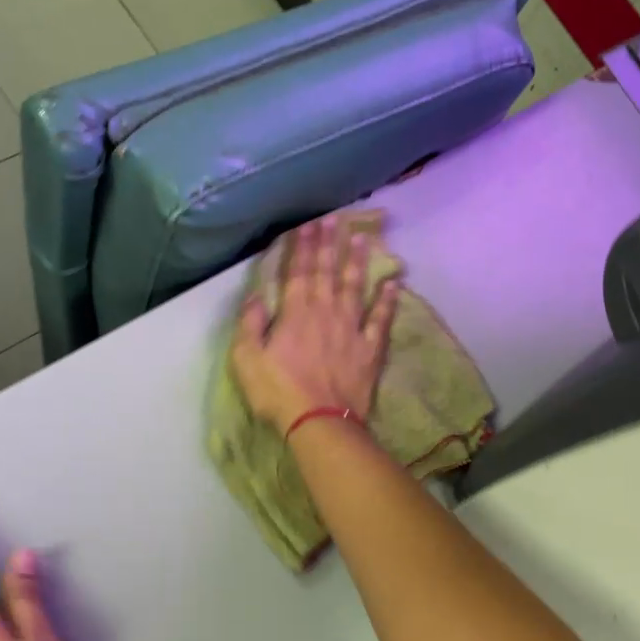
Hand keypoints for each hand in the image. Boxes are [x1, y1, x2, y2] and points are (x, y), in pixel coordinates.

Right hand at [231, 215, 401, 432]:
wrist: (320, 421)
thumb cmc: (278, 392)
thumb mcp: (246, 359)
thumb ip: (250, 324)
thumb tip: (255, 296)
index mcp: (294, 314)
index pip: (298, 273)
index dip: (302, 247)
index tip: (307, 224)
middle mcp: (325, 313)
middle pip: (327, 272)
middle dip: (329, 244)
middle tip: (334, 219)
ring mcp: (351, 329)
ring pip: (355, 287)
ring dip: (358, 262)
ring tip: (362, 238)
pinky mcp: (370, 349)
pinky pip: (381, 319)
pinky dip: (388, 301)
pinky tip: (393, 284)